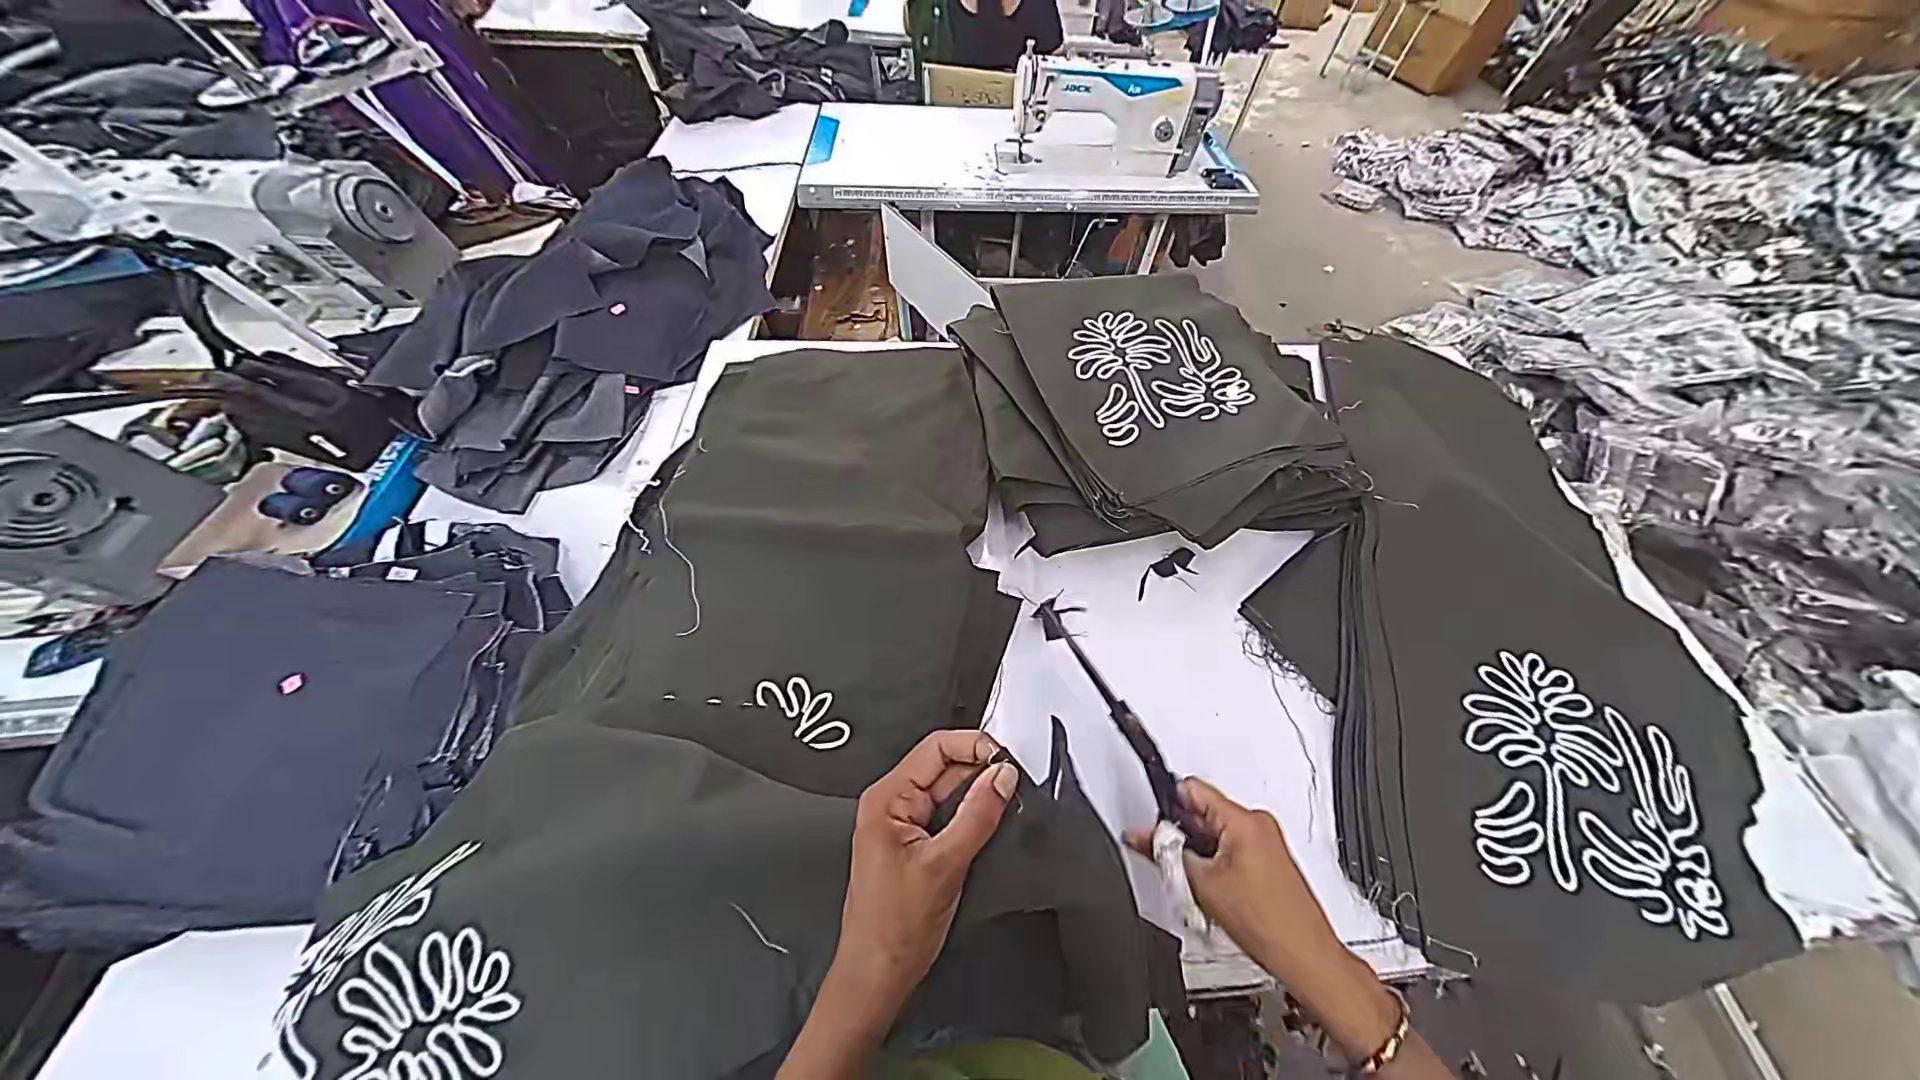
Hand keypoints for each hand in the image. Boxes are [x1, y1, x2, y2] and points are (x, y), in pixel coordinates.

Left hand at [835, 730, 1018, 1011]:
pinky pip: (948, 811)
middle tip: (1014, 785)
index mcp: (887, 797)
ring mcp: (903, 821)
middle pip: (945, 765)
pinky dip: (972, 813)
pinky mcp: (915, 839)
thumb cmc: (891, 929)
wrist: (876, 975)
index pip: (935, 747)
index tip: (1006, 758)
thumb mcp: (944, 865)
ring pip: (950, 789)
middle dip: (981, 770)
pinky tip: (989, 823)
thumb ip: (977, 815)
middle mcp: (892, 802)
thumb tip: (1002, 776)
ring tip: (1006, 804)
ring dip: (979, 792)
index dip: (973, 745)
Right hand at [1126, 778, 1344, 983]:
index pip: (1191, 789)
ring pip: (1215, 832)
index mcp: (1245, 820)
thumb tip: (1141, 836)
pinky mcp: (1269, 858)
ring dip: (1198, 853)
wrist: (1306, 959)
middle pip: (1202, 812)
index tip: (1154, 826)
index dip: (1166, 807)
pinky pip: (1230, 847)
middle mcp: (1259, 824)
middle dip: (1182, 836)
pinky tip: (1213, 891)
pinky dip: (1215, 863)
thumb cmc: (1270, 925)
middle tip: (1172, 862)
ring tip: (1196, 884)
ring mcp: (1267, 841)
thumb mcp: (1201, 884)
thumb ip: (1165, 852)